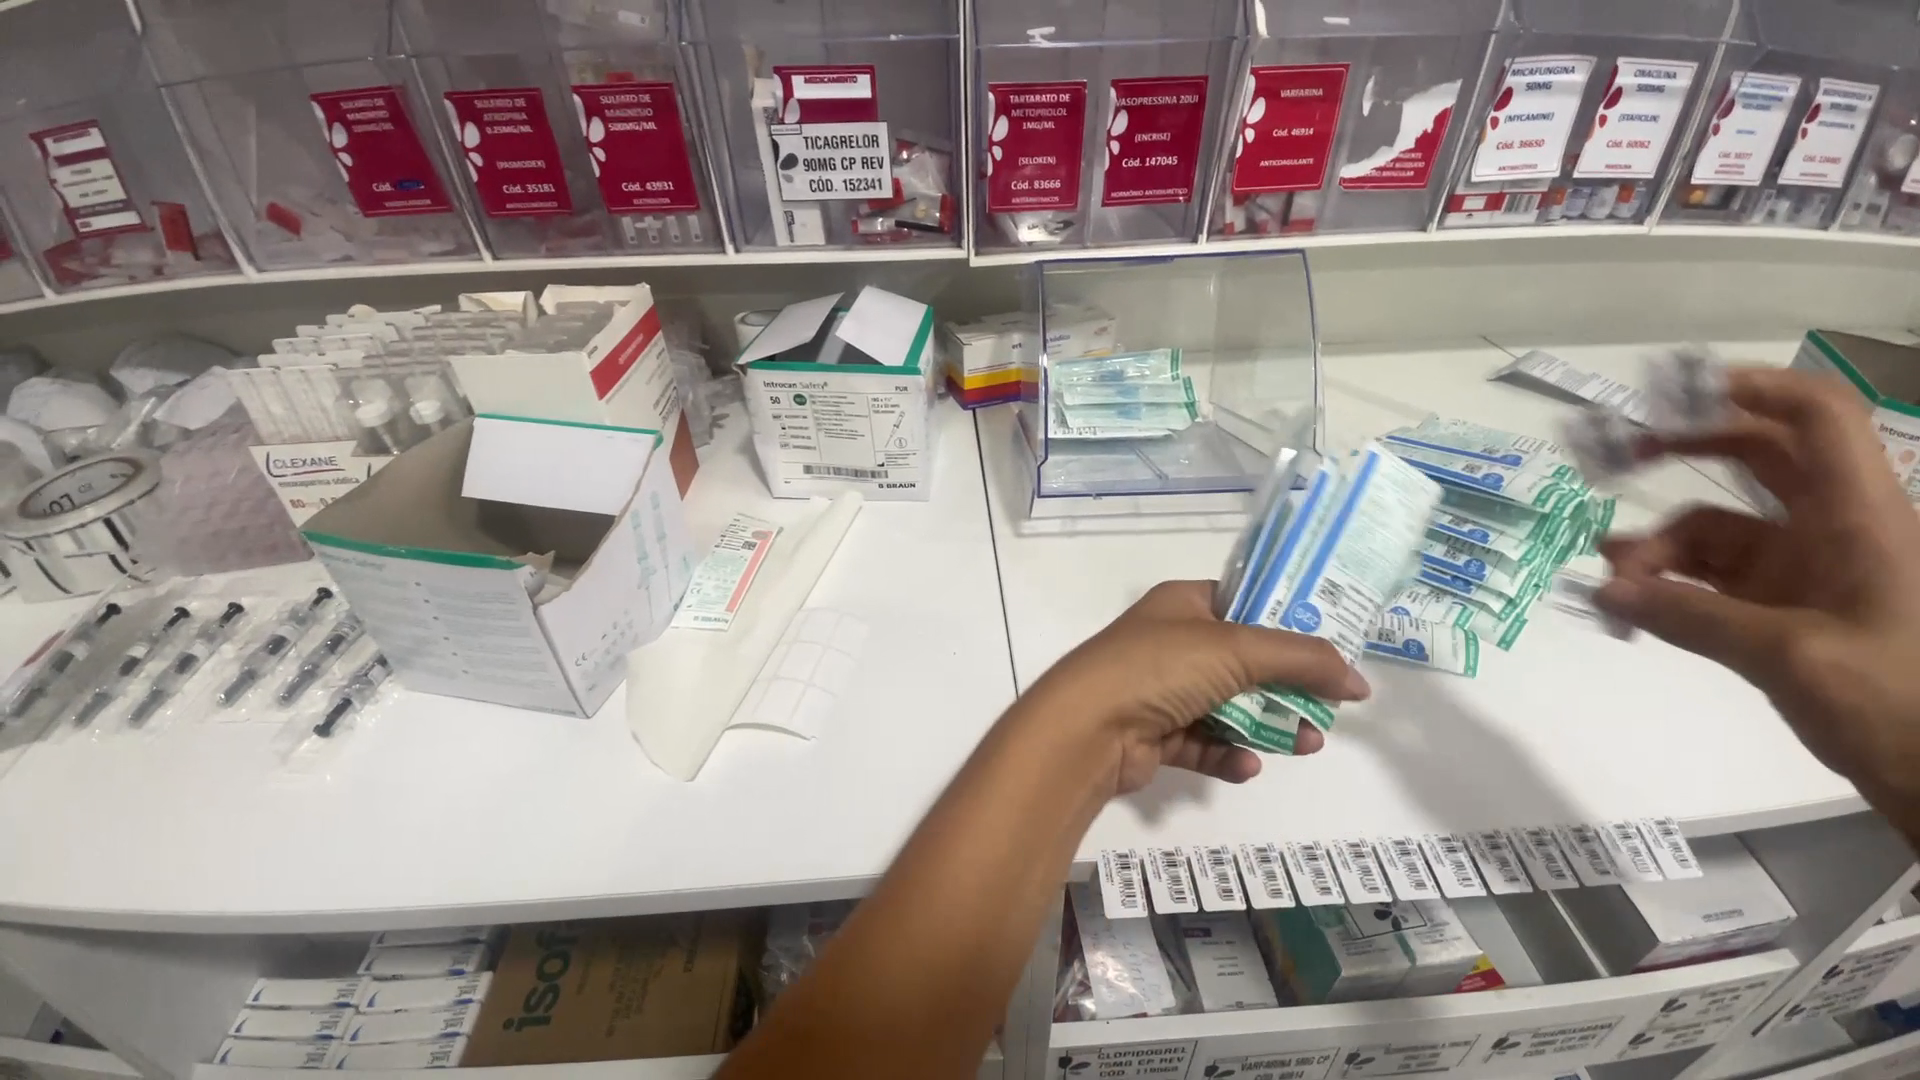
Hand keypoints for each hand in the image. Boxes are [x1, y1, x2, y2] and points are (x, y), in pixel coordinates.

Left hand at [1017, 580, 1369, 797]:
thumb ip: (1302, 659)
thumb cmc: (1159, 668)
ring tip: (1305, 744)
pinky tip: (1246, 765)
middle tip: (1326, 708)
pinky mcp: (1155, 735)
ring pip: (1228, 706)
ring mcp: (1160, 690)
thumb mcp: (1237, 649)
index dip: (1290, 625)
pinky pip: (1204, 743)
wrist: (1086, 729)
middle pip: (1243, 662)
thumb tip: (1358, 680)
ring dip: (1267, 725)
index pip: (1245, 604)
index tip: (1333, 650)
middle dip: (1287, 686)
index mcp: (1183, 604)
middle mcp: (1171, 642)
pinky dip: (1227, 754)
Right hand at [1596, 367, 1919, 822]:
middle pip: (1758, 459)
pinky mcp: (1779, 610)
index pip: (1815, 421)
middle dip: (1687, 448)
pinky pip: (1704, 580)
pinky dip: (1663, 587)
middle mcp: (1832, 531)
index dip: (1749, 391)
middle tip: (1617, 454)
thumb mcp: (1790, 657)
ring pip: (1714, 531)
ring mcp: (1802, 571)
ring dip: (1657, 547)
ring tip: (1613, 580)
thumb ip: (1688, 618)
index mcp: (1860, 520)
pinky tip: (1626, 604)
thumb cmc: (1899, 704)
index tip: (1670, 395)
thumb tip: (1604, 591)